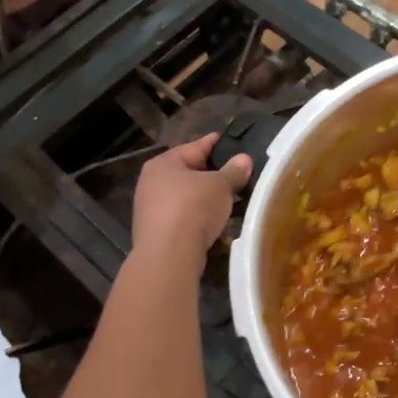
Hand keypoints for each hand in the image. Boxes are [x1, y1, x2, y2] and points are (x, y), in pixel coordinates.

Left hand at [132, 133, 253, 259]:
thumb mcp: (219, 185)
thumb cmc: (192, 208)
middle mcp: (152, 183)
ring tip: (233, 200)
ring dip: (208, 199)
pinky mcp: (158, 233)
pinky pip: (185, 219)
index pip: (195, 146)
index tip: (233, 141)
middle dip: (214, 175)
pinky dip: (201, 218)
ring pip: (188, 198)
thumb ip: (233, 171)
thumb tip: (244, 159)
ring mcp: (152, 209)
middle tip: (239, 175)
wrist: (169, 255)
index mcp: (163, 163)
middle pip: (190, 173)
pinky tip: (218, 223)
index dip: (216, 143)